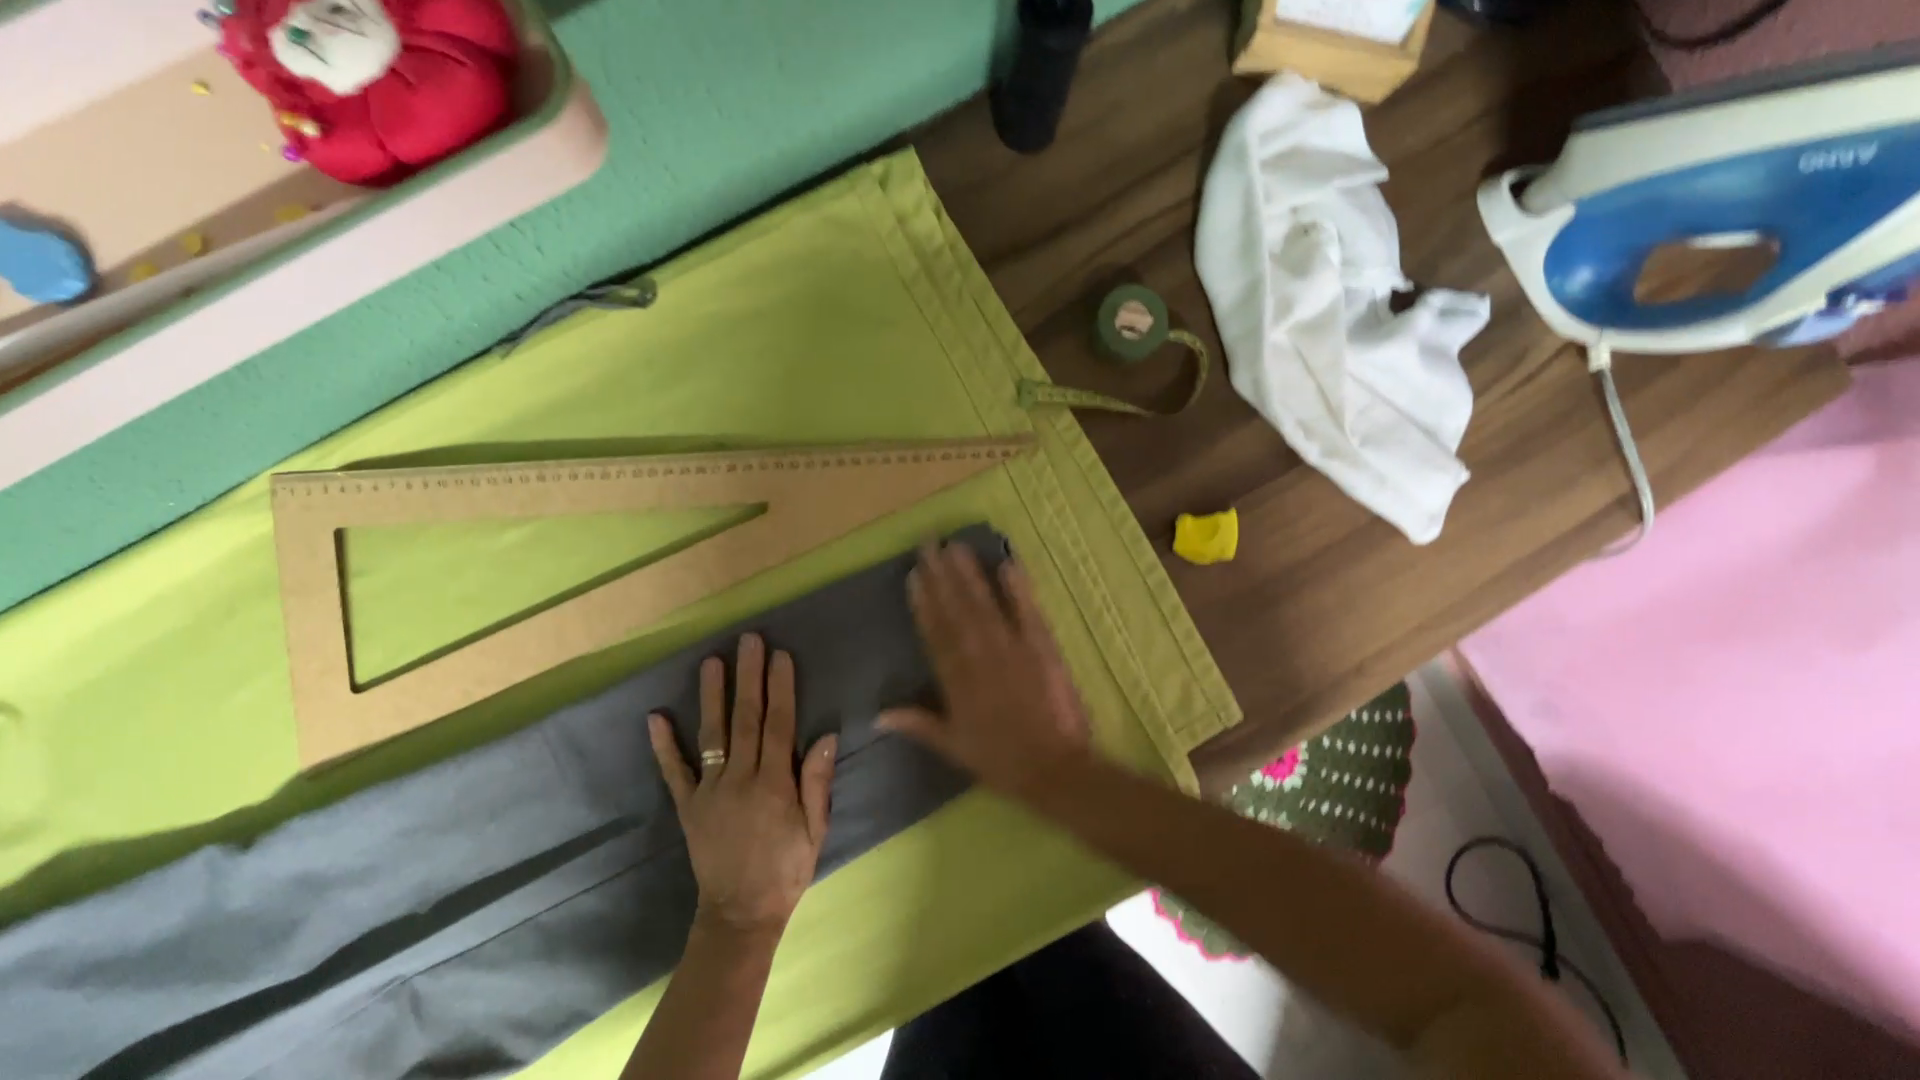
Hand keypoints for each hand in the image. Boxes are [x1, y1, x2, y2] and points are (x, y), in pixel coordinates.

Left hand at [648, 633, 837, 936]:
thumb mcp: (815, 830)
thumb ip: (817, 783)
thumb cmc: (786, 870)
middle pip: (747, 719)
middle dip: (748, 677)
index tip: (780, 656)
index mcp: (775, 784)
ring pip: (712, 735)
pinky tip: (656, 717)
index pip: (780, 725)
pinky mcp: (688, 807)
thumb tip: (826, 736)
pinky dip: (665, 745)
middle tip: (748, 641)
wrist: (741, 913)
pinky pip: (674, 772)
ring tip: (711, 662)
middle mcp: (741, 779)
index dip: (780, 688)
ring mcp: (710, 791)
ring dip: (712, 697)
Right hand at [879, 543, 1090, 795]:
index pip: (936, 636)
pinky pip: (1028, 613)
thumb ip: (918, 724)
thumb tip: (877, 715)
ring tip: (956, 547)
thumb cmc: (1001, 761)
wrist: (1054, 769)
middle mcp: (980, 659)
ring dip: (970, 575)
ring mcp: (1012, 650)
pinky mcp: (1043, 649)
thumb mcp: (954, 747)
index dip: (924, 604)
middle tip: (930, 544)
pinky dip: (1018, 589)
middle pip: (957, 612)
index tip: (914, 576)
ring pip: (986, 606)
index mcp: (956, 683)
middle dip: (942, 577)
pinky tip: (1008, 564)